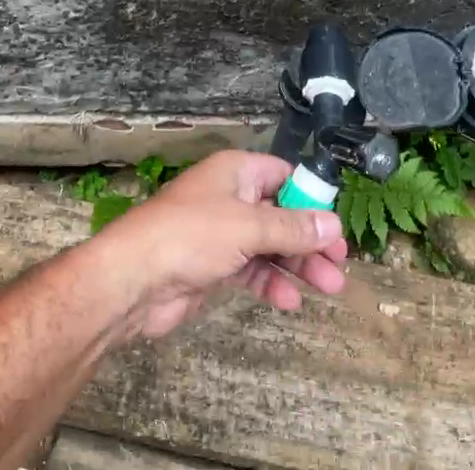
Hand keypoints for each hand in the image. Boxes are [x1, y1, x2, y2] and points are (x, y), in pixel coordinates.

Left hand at [85, 150, 348, 339]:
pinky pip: (250, 270)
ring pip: (269, 245)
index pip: (282, 176)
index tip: (336, 224)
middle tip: (340, 265)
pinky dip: (270, 283)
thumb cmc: (190, 236)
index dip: (310, 198)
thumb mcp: (248, 226)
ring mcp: (220, 233)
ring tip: (329, 288)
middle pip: (280, 214)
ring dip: (297, 265)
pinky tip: (289, 301)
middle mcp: (229, 197)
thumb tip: (333, 224)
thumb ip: (293, 227)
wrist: (134, 279)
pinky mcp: (212, 265)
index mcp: (235, 172)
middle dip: (310, 239)